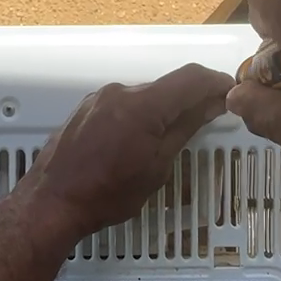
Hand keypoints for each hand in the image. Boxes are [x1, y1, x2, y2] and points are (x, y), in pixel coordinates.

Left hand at [18, 63, 232, 243]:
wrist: (52, 203)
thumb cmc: (104, 195)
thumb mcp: (156, 168)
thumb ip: (184, 130)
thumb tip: (209, 107)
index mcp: (142, 105)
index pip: (191, 78)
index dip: (216, 83)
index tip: (229, 94)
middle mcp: (119, 93)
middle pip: (167, 86)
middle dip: (191, 99)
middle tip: (207, 120)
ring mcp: (98, 99)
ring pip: (143, 95)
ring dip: (163, 109)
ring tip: (170, 137)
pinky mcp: (85, 109)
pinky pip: (122, 104)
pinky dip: (139, 114)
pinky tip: (140, 140)